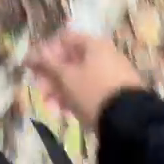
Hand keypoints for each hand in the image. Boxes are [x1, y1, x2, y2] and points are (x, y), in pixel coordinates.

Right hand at [26, 31, 144, 127]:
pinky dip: (77, 98)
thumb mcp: (66, 77)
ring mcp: (114, 75)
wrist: (133, 124)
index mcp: (93, 44)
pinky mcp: (119, 95)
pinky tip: (67, 113)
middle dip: (52, 76)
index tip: (34, 67)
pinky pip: (92, 91)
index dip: (45, 51)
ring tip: (52, 108)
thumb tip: (30, 53)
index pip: (63, 38)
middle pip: (70, 60)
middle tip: (40, 91)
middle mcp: (105, 55)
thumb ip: (46, 63)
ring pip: (80, 78)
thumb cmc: (93, 91)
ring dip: (61, 90)